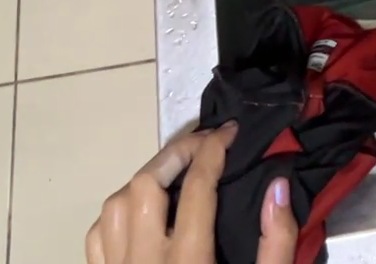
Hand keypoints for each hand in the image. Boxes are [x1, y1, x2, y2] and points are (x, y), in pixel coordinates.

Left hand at [86, 124, 298, 263]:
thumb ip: (275, 243)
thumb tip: (277, 185)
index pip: (198, 185)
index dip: (215, 148)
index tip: (232, 132)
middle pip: (144, 185)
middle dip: (176, 153)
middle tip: (205, 144)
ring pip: (114, 206)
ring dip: (145, 179)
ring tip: (176, 172)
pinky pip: (98, 237)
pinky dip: (119, 212)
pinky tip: (144, 214)